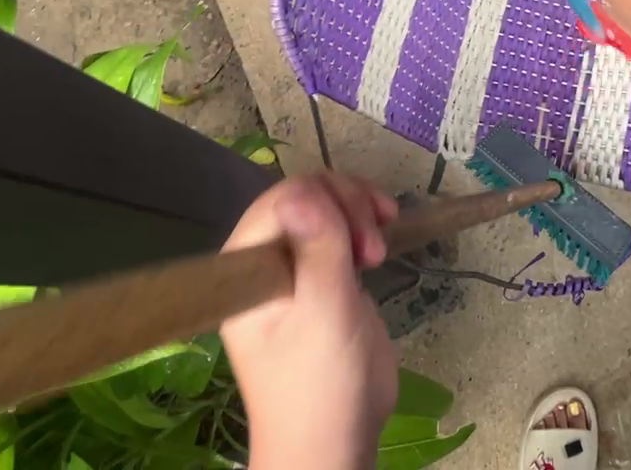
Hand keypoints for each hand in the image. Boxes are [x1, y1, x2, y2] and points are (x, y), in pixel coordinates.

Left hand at [220, 174, 398, 469]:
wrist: (338, 442)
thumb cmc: (321, 383)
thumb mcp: (324, 313)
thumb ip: (317, 248)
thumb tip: (303, 189)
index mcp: (246, 269)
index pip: (281, 202)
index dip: (326, 203)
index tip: (362, 236)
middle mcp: (264, 261)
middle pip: (306, 198)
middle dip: (348, 208)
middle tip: (375, 248)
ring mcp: (295, 268)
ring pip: (327, 207)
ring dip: (360, 213)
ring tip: (381, 247)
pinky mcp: (323, 277)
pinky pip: (341, 230)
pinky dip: (365, 226)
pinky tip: (384, 238)